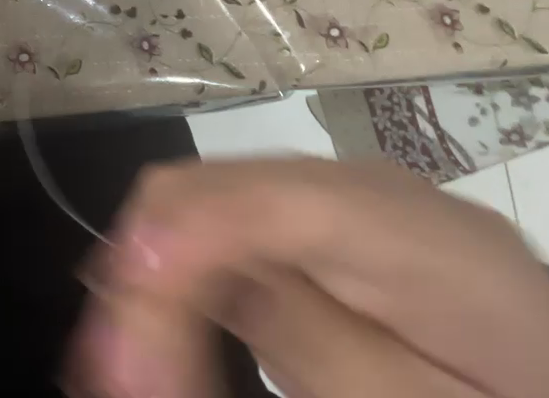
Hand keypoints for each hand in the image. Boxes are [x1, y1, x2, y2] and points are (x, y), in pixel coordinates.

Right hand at [64, 158, 548, 397]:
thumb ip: (314, 341)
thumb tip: (180, 268)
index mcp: (437, 244)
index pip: (289, 205)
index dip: (190, 233)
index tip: (119, 294)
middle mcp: (375, 189)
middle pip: (224, 186)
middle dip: (146, 262)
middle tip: (111, 361)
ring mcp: (338, 191)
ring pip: (202, 193)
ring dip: (147, 265)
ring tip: (124, 349)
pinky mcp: (308, 208)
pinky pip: (217, 213)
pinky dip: (172, 261)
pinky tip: (155, 310)